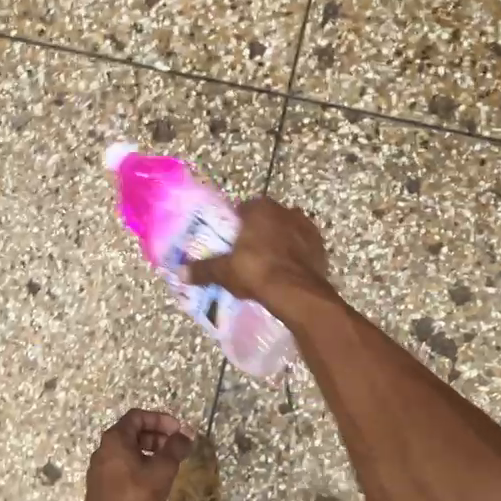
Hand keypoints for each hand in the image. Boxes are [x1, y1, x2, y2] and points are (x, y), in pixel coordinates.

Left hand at [82, 409, 192, 500]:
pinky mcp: (99, 484)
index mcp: (115, 438)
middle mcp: (103, 448)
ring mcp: (98, 467)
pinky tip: (150, 480)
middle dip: (156, 436)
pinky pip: (120, 465)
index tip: (178, 430)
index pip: (138, 416)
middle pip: (131, 432)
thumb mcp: (162, 469)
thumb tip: (185, 436)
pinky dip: (137, 464)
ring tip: (166, 464)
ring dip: (148, 451)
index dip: (160, 419)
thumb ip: (175, 448)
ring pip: (126, 450)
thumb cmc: (136, 495)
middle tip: (175, 446)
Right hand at [181, 198, 332, 315]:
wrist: (297, 292)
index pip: (244, 209)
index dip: (237, 226)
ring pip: (287, 231)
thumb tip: (180, 273)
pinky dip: (296, 256)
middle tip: (249, 256)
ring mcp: (306, 227)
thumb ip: (203, 269)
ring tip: (269, 266)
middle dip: (259, 233)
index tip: (232, 243)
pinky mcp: (320, 245)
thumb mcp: (224, 271)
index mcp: (260, 208)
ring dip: (279, 243)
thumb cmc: (256, 272)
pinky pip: (303, 247)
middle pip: (267, 219)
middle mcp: (285, 210)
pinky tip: (287, 272)